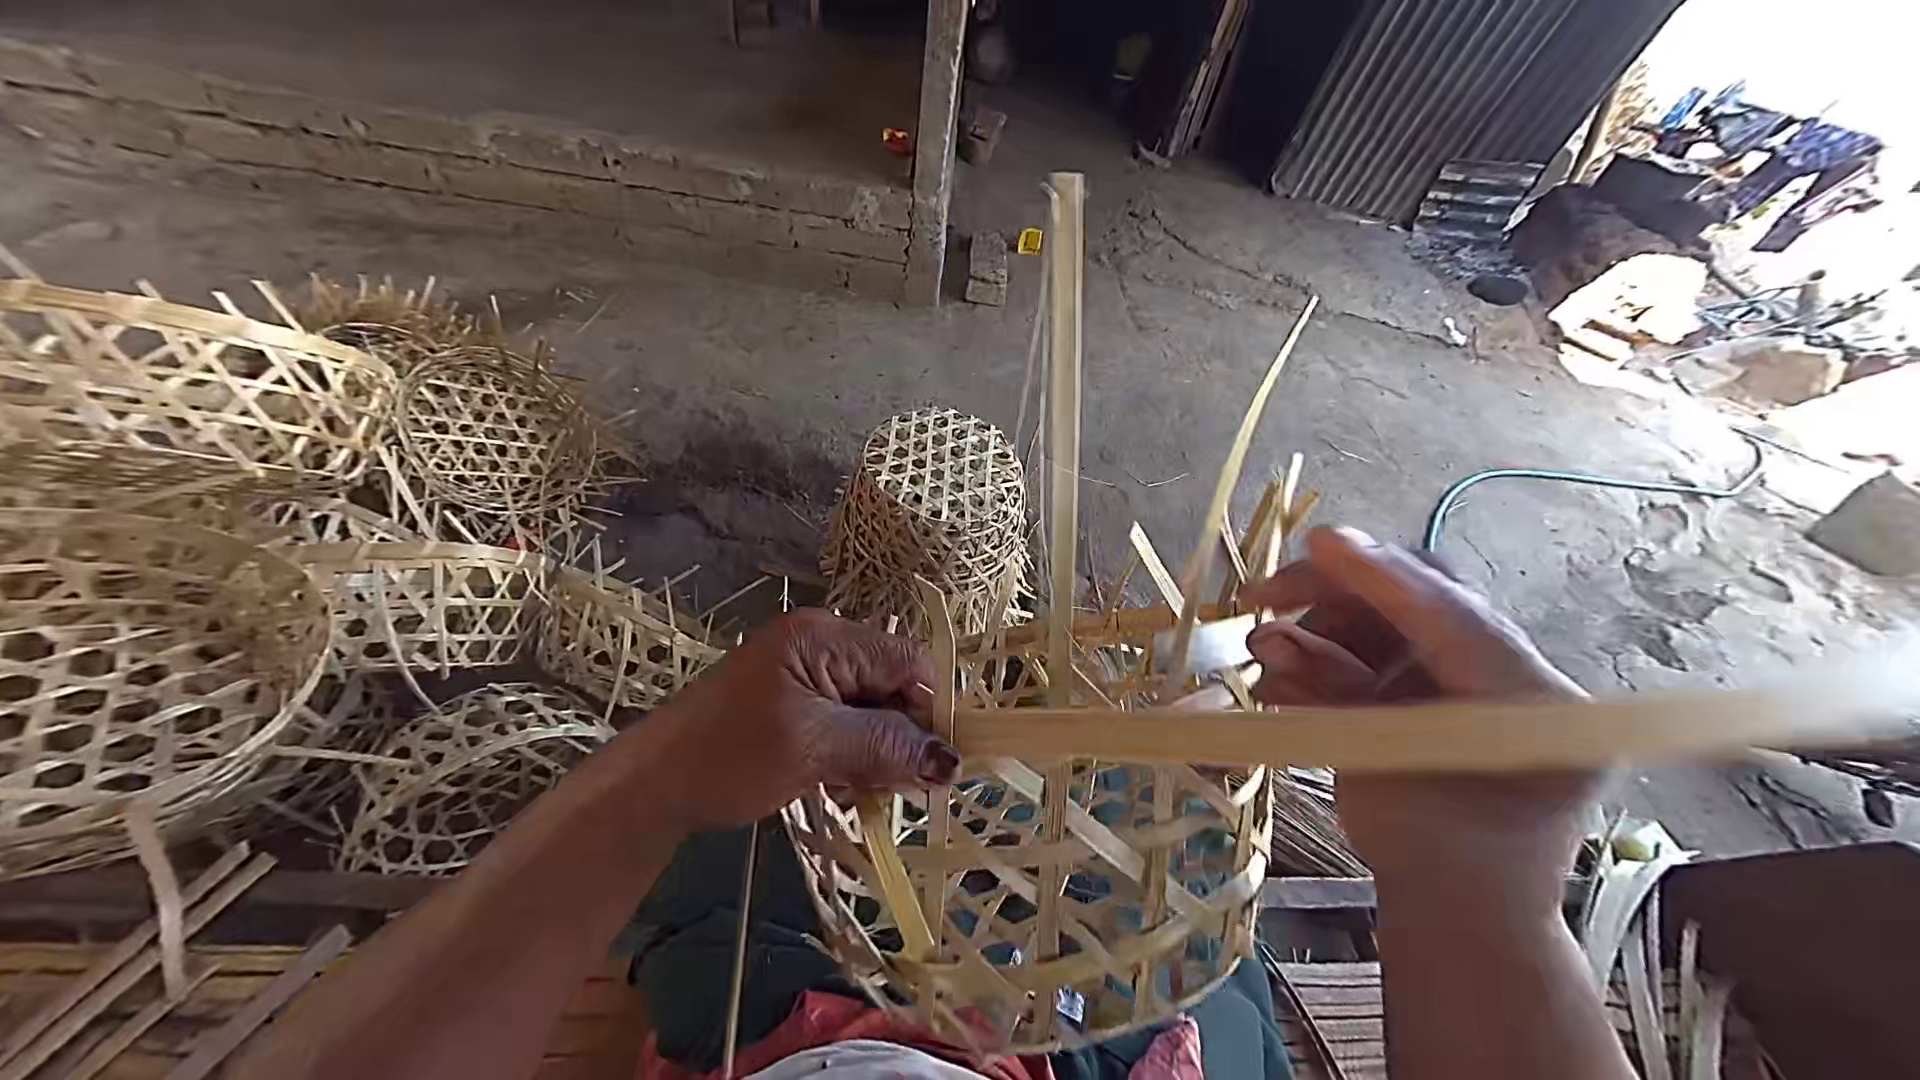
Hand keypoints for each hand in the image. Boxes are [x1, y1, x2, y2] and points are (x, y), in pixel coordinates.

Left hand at [640, 609, 960, 829]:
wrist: (652, 784)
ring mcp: (809, 669)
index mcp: (825, 636)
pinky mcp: (799, 696)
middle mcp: (823, 642)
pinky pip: (850, 718)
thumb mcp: (814, 748)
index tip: (931, 764)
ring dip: (877, 749)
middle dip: (899, 735)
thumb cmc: (727, 757)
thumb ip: (885, 745)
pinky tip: (836, 779)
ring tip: (852, 785)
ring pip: (876, 706)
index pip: (908, 661)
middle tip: (887, 784)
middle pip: (894, 683)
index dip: (928, 709)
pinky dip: (854, 751)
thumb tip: (950, 760)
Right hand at [1239, 526, 1595, 915]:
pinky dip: (1313, 652)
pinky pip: (1362, 642)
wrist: (1458, 902)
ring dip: (1313, 625)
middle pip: (1418, 595)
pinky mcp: (1427, 676)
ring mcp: (1467, 672)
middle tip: (1263, 596)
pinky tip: (1279, 677)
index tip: (1318, 542)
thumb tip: (1269, 638)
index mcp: (1537, 706)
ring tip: (1265, 653)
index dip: (1383, 579)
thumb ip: (1334, 705)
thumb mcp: (1386, 787)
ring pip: (1380, 613)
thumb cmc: (1440, 865)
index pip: (1458, 621)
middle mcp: (1508, 672)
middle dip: (1335, 589)